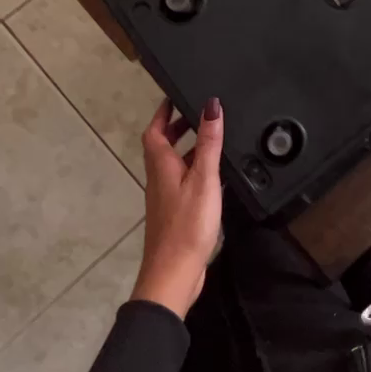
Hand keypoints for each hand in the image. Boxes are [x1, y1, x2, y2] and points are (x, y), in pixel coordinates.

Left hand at [132, 97, 223, 317]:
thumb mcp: (203, 178)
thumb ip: (209, 142)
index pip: (155, 132)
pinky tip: (216, 174)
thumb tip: (211, 105)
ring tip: (213, 137)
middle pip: (163, 147)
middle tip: (198, 114)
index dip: (163, 112)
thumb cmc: (187, 226)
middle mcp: (160, 179)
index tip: (175, 96)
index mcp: (162, 167)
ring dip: (189, 148)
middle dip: (177, 128)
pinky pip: (185, 181)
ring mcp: (167, 198)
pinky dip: (197, 169)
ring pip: (175, 164)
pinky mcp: (177, 214)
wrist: (174, 275)